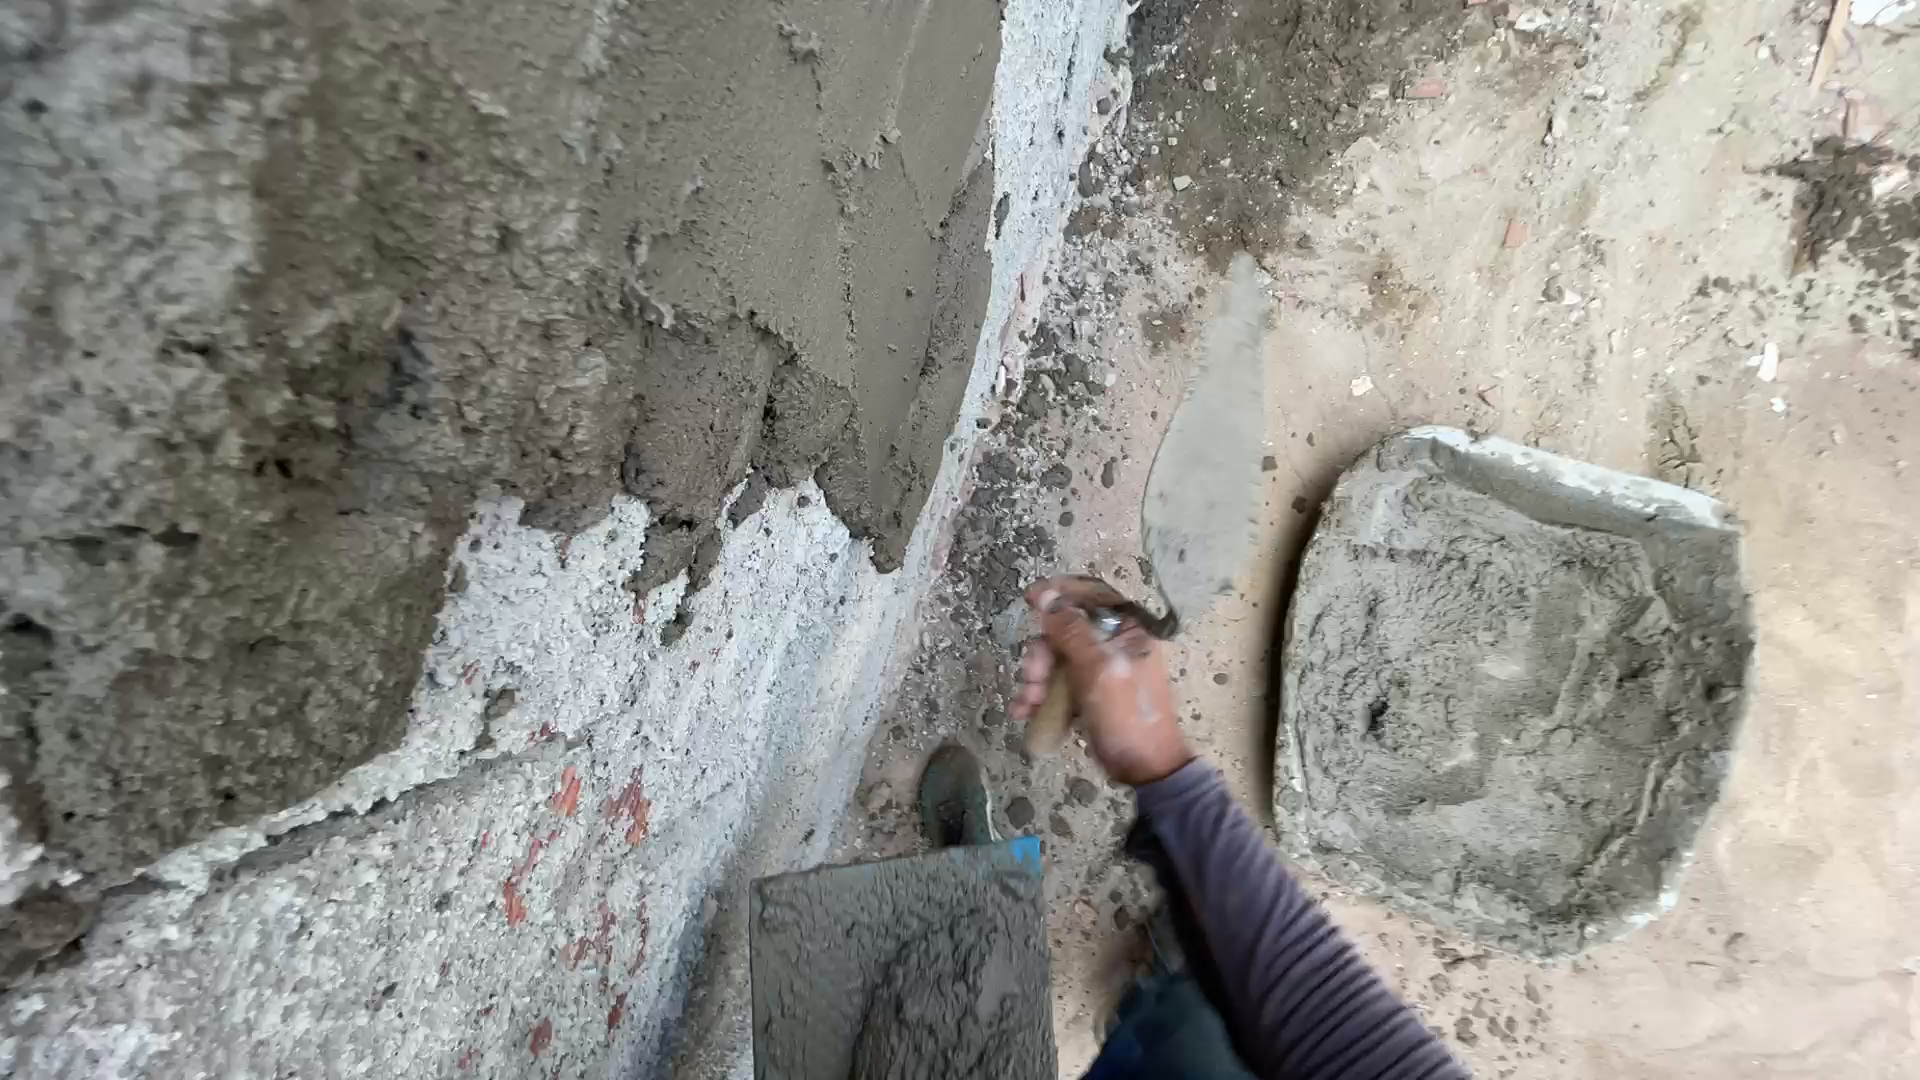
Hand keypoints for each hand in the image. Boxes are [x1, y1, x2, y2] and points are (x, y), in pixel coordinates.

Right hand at [1009, 576, 1192, 785]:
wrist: (1144, 768)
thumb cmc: (1128, 714)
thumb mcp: (1099, 668)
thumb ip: (1072, 631)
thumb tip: (1047, 597)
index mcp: (1128, 629)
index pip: (1093, 594)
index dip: (1060, 591)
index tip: (1030, 598)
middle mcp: (1113, 642)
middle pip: (1065, 629)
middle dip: (1042, 652)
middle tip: (1032, 675)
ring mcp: (1098, 668)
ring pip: (1054, 656)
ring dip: (1036, 677)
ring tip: (1029, 702)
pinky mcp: (1085, 691)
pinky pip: (1055, 682)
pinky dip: (1038, 695)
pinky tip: (1024, 711)